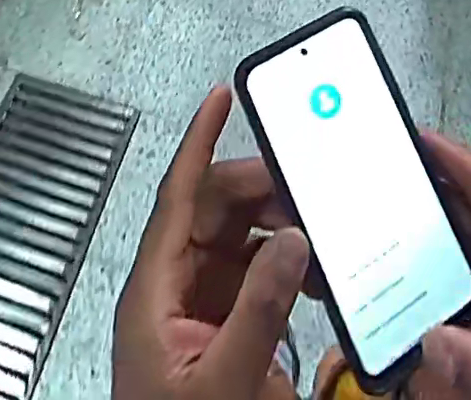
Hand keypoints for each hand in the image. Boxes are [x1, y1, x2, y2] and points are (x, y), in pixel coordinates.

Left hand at [114, 86, 309, 399]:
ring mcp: (202, 303)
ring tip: (314, 226)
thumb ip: (260, 310)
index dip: (197, 140)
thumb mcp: (223, 383)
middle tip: (304, 184)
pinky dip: (288, 259)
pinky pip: (259, 267)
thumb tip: (293, 238)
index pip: (177, 194)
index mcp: (156, 290)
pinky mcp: (227, 321)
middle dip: (260, 188)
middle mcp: (176, 285)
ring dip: (279, 223)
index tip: (220, 98)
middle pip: (216, 208)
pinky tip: (313, 269)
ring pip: (240, 234)